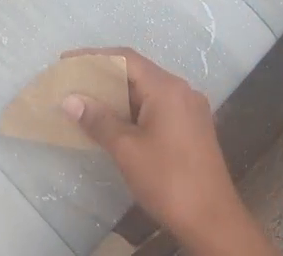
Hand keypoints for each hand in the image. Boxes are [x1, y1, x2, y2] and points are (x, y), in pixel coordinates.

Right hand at [60, 48, 274, 255]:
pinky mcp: (192, 129)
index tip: (66, 62)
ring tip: (87, 102)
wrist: (216, 225)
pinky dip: (133, 110)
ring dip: (117, 95)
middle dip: (103, 76)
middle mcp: (182, 91)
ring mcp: (190, 111)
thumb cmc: (169, 182)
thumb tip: (69, 100)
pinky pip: (156, 107)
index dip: (93, 57)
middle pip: (136, 72)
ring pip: (146, 91)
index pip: (125, 58)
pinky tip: (114, 123)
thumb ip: (97, 120)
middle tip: (73, 83)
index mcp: (167, 88)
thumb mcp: (126, 150)